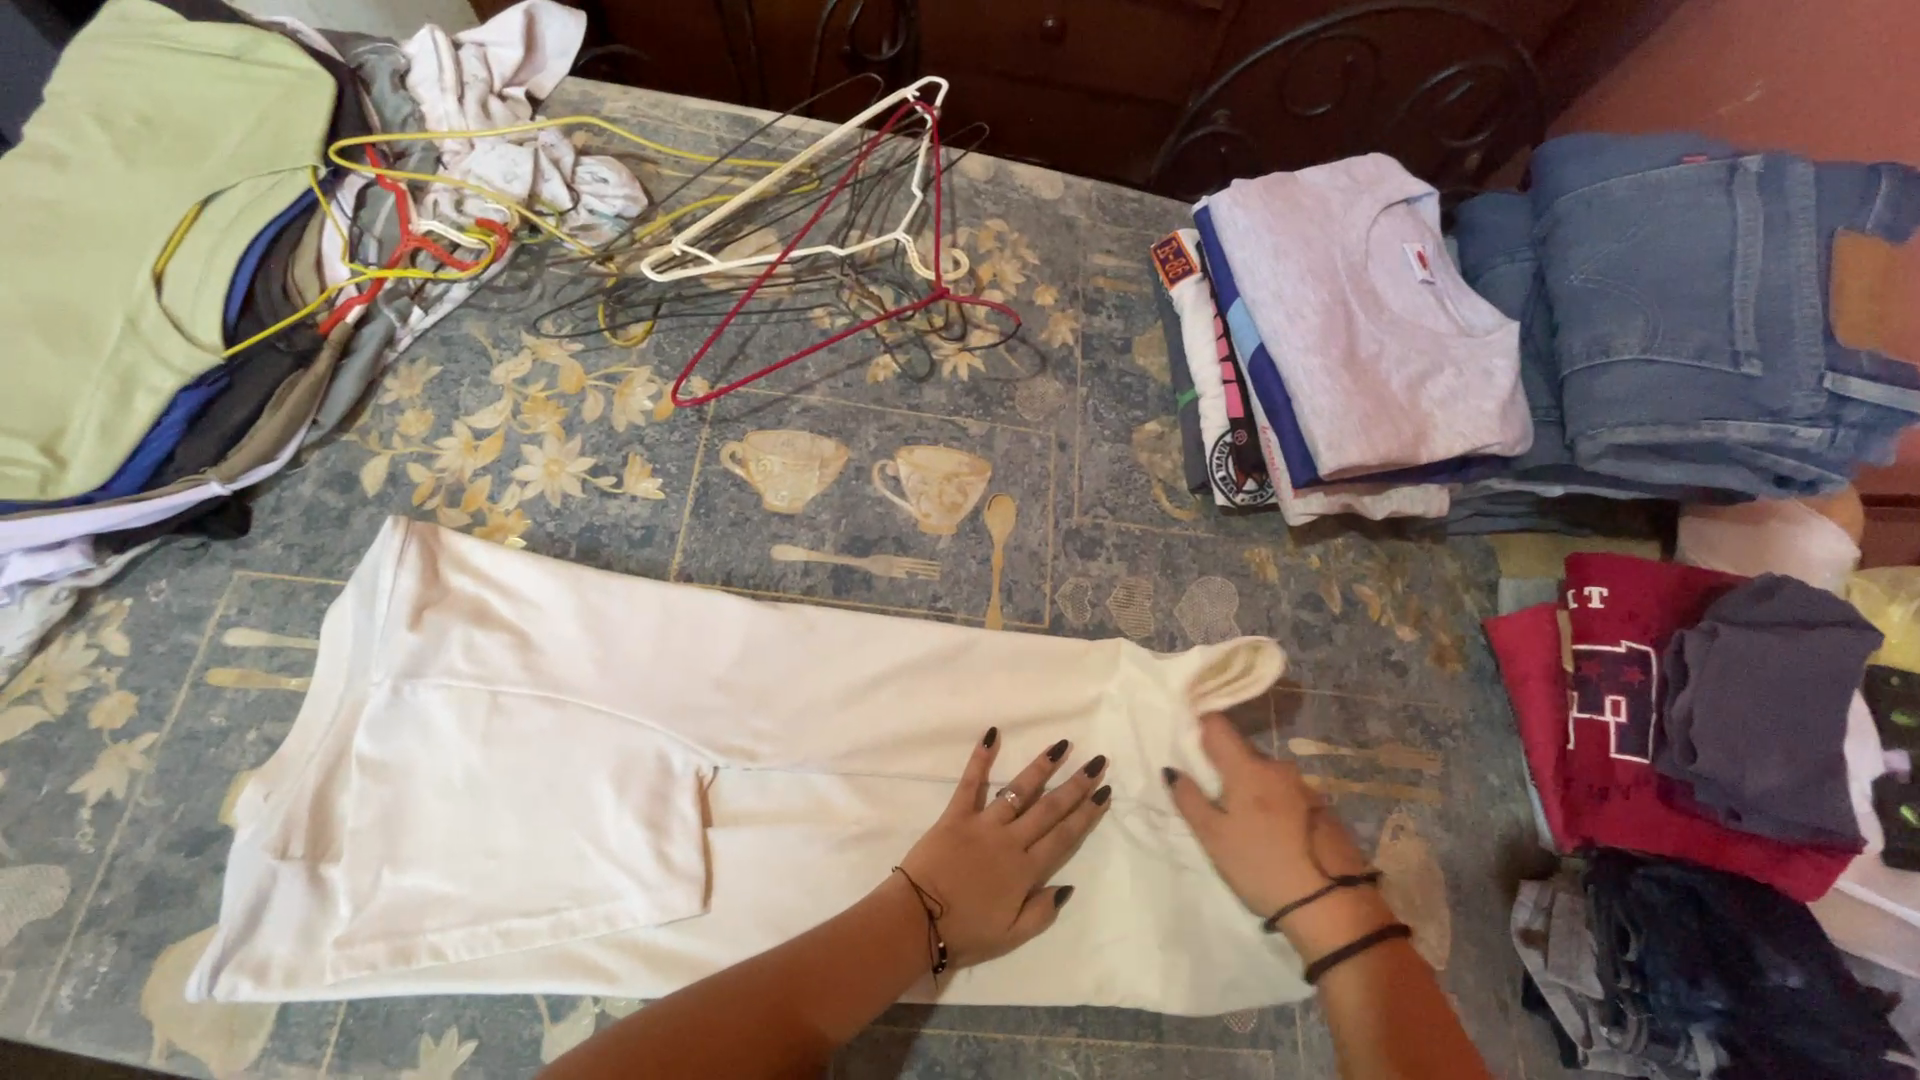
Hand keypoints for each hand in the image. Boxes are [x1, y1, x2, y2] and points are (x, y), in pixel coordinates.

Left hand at [894, 728, 1111, 967]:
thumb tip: (1066, 885)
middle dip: (1076, 785)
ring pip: (1018, 790)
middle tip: (1096, 762)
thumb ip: (1041, 912)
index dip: (1087, 814)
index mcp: (1025, 871)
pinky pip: (970, 783)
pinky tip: (992, 735)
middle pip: (1049, 808)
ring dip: (1041, 767)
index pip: (1064, 836)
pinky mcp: (955, 815)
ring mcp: (983, 824)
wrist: (917, 920)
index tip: (1104, 792)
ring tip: (1061, 746)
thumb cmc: (964, 932)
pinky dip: (980, 758)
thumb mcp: (1011, 936)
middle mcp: (1010, 841)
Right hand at [1165, 714, 1375, 920]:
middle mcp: (1277, 767)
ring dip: (1249, 784)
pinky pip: (1285, 791)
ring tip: (1240, 818)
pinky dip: (1272, 801)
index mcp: (1247, 767)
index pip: (1217, 725)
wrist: (1332, 905)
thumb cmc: (1260, 866)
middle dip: (1223, 764)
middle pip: (1241, 749)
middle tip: (1209, 794)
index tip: (1187, 747)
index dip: (1198, 728)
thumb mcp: (1213, 837)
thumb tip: (1172, 770)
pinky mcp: (1322, 808)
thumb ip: (1189, 799)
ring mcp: (1304, 786)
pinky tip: (1270, 831)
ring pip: (1264, 772)